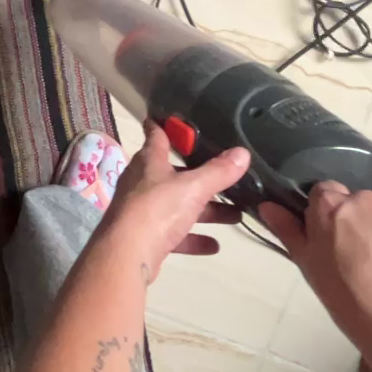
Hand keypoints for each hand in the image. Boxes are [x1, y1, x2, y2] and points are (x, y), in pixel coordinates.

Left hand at [97, 120, 248, 282]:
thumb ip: (218, 172)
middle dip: (201, 177)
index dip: (166, 125)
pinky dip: (194, 237)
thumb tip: (242, 153)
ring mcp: (144, 208)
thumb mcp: (193, 187)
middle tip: (229, 179)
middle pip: (176, 174)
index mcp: (150, 160)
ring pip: (179, 205)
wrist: (128, 251)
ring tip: (235, 215)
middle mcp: (144, 180)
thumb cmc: (157, 208)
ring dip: (205, 210)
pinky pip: (176, 233)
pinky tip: (215, 245)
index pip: (157, 135)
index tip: (178, 120)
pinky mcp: (148, 234)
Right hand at [260, 182, 371, 371]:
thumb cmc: (354, 304)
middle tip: (359, 261)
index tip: (329, 240)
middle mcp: (368, 202)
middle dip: (357, 225)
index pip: (322, 192)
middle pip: (358, 205)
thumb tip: (269, 206)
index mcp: (331, 205)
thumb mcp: (311, 269)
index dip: (325, 215)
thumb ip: (289, 232)